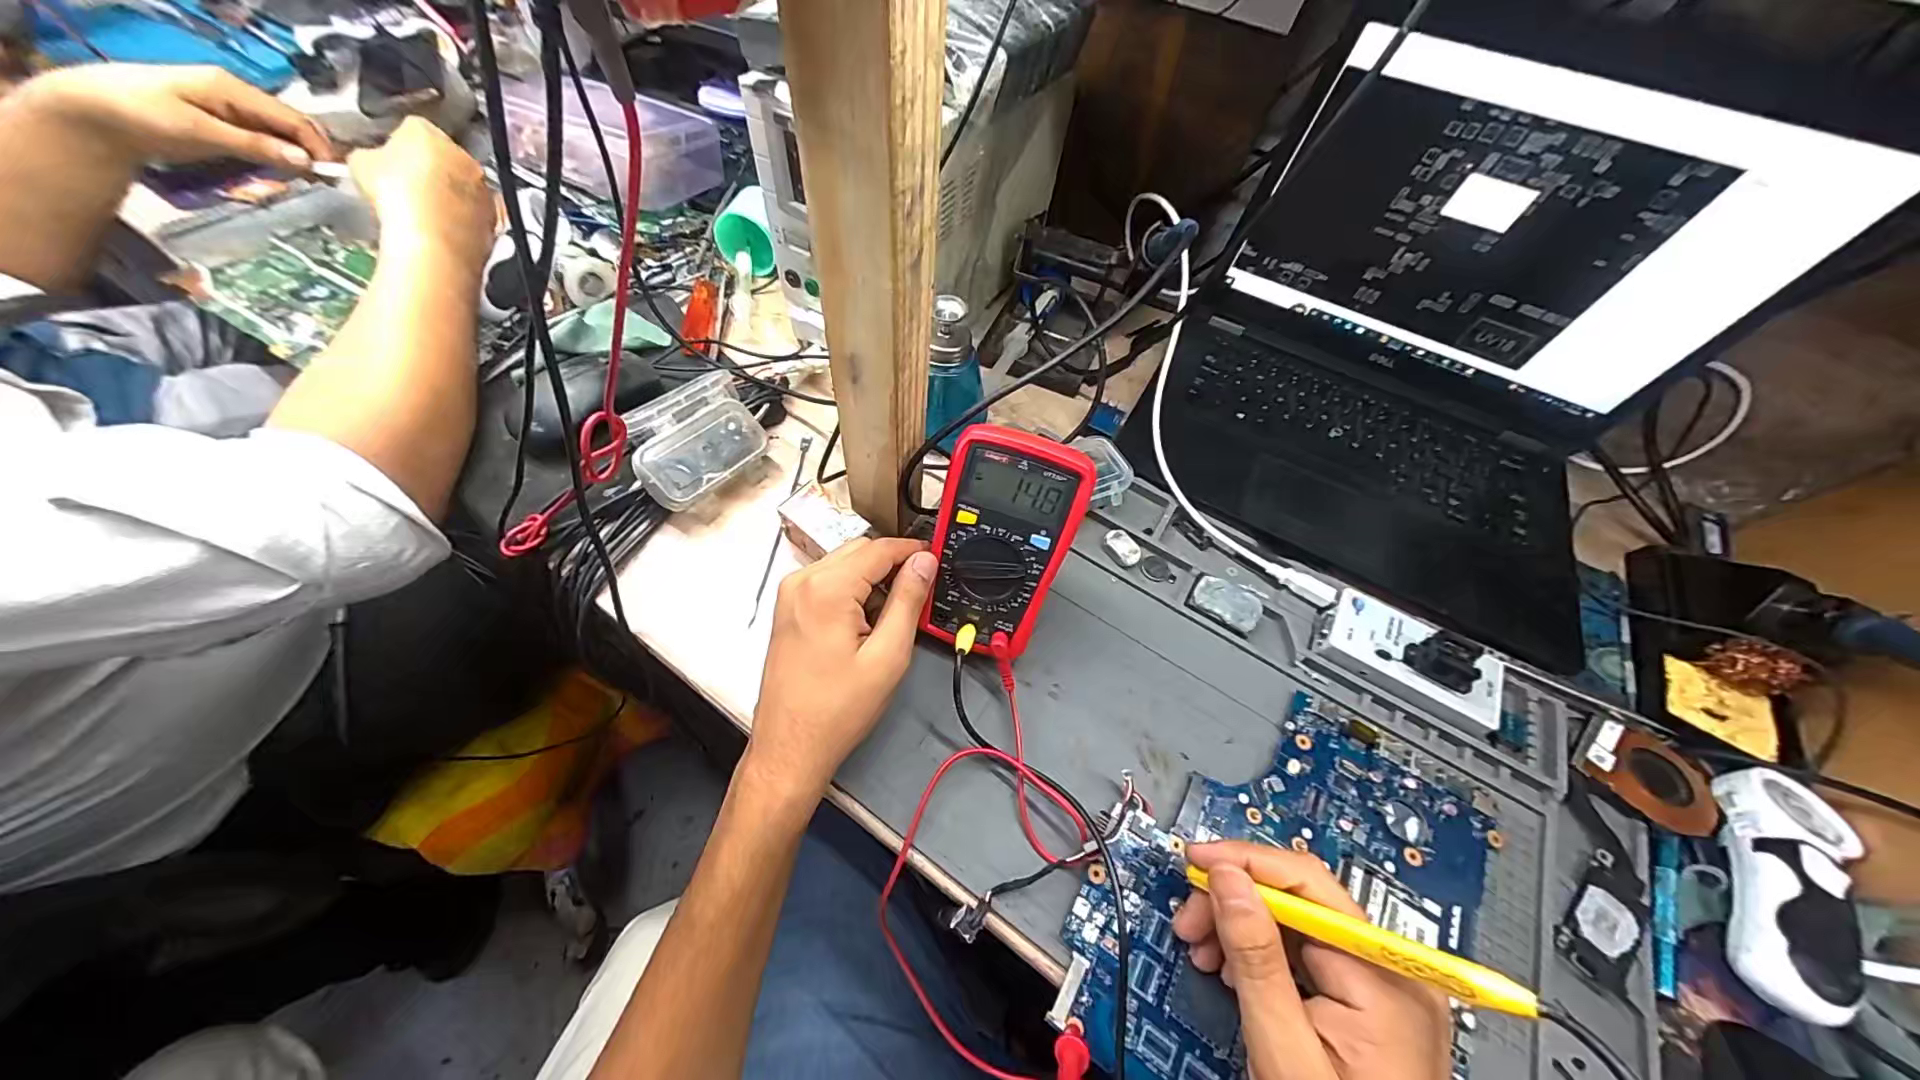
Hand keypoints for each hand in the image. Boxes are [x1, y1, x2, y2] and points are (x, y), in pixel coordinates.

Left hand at [23, 64, 332, 169]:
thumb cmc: (139, 115)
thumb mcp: (198, 132)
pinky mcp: (224, 125)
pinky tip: (254, 179)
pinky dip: (266, 166)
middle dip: (302, 161)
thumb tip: (307, 162)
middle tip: (299, 187)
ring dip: (281, 168)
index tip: (330, 180)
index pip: (297, 121)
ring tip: (266, 187)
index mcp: (234, 89)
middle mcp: (239, 97)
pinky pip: (262, 147)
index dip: (320, 150)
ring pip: (280, 143)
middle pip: (293, 132)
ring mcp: (231, 111)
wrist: (89, 112)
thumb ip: (254, 146)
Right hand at [347, 117, 494, 270]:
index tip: (390, 160)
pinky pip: (475, 213)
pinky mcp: (494, 217)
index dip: (398, 145)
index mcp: (427, 132)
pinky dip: (463, 218)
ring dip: (449, 195)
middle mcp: (464, 157)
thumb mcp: (361, 164)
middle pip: (444, 158)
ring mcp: (484, 189)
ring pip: (464, 186)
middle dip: (428, 170)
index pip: (411, 129)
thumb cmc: (397, 196)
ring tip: (425, 211)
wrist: (433, 240)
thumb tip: (369, 161)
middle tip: (407, 186)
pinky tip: (444, 228)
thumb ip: (369, 156)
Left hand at [747, 538, 937, 799]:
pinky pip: (828, 582)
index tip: (935, 556)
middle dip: (893, 564)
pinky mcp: (789, 610)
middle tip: (920, 590)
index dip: (913, 550)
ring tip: (890, 617)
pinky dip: (852, 591)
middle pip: (860, 550)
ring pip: (844, 564)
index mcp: (826, 589)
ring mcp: (791, 596)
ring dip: (872, 579)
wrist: (791, 745)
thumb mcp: (888, 655)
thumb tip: (924, 564)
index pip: (880, 549)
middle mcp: (802, 584)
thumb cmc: (834, 711)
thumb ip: (909, 600)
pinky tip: (865, 623)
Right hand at [1173, 842, 1450, 1079]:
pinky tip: (1230, 968)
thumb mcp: (1282, 1050)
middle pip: (1297, 897)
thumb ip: (1256, 959)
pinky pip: (1302, 949)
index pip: (1306, 883)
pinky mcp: (1364, 997)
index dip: (1244, 862)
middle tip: (1187, 924)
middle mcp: (1388, 965)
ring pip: (1294, 919)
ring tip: (1202, 951)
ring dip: (1239, 924)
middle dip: (1234, 900)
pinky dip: (1258, 949)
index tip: (1192, 861)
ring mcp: (1380, 981)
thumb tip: (1226, 875)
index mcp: (1382, 976)